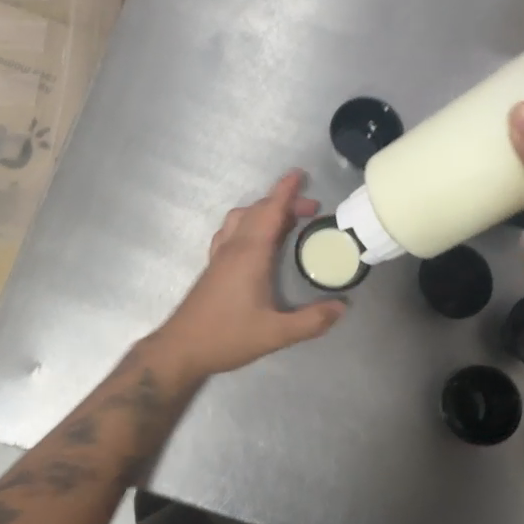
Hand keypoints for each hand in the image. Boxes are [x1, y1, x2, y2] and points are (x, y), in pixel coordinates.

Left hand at [146, 170, 347, 378]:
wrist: (181, 348)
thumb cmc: (227, 337)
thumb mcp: (276, 334)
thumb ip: (311, 321)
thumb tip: (342, 308)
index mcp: (250, 254)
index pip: (270, 211)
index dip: (286, 191)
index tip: (300, 174)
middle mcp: (233, 248)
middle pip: (258, 211)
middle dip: (284, 203)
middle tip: (311, 210)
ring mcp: (219, 256)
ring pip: (240, 218)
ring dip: (263, 212)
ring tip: (285, 221)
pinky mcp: (212, 267)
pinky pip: (230, 232)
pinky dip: (247, 224)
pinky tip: (254, 240)